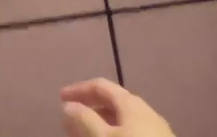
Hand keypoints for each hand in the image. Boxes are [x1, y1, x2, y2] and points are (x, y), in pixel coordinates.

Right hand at [60, 79, 175, 136]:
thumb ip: (85, 120)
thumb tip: (67, 105)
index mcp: (131, 103)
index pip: (100, 85)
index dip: (78, 89)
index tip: (60, 99)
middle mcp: (145, 111)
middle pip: (112, 102)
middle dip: (90, 109)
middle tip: (71, 121)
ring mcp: (156, 130)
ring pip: (123, 121)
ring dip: (102, 125)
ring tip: (86, 136)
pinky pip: (133, 134)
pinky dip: (115, 135)